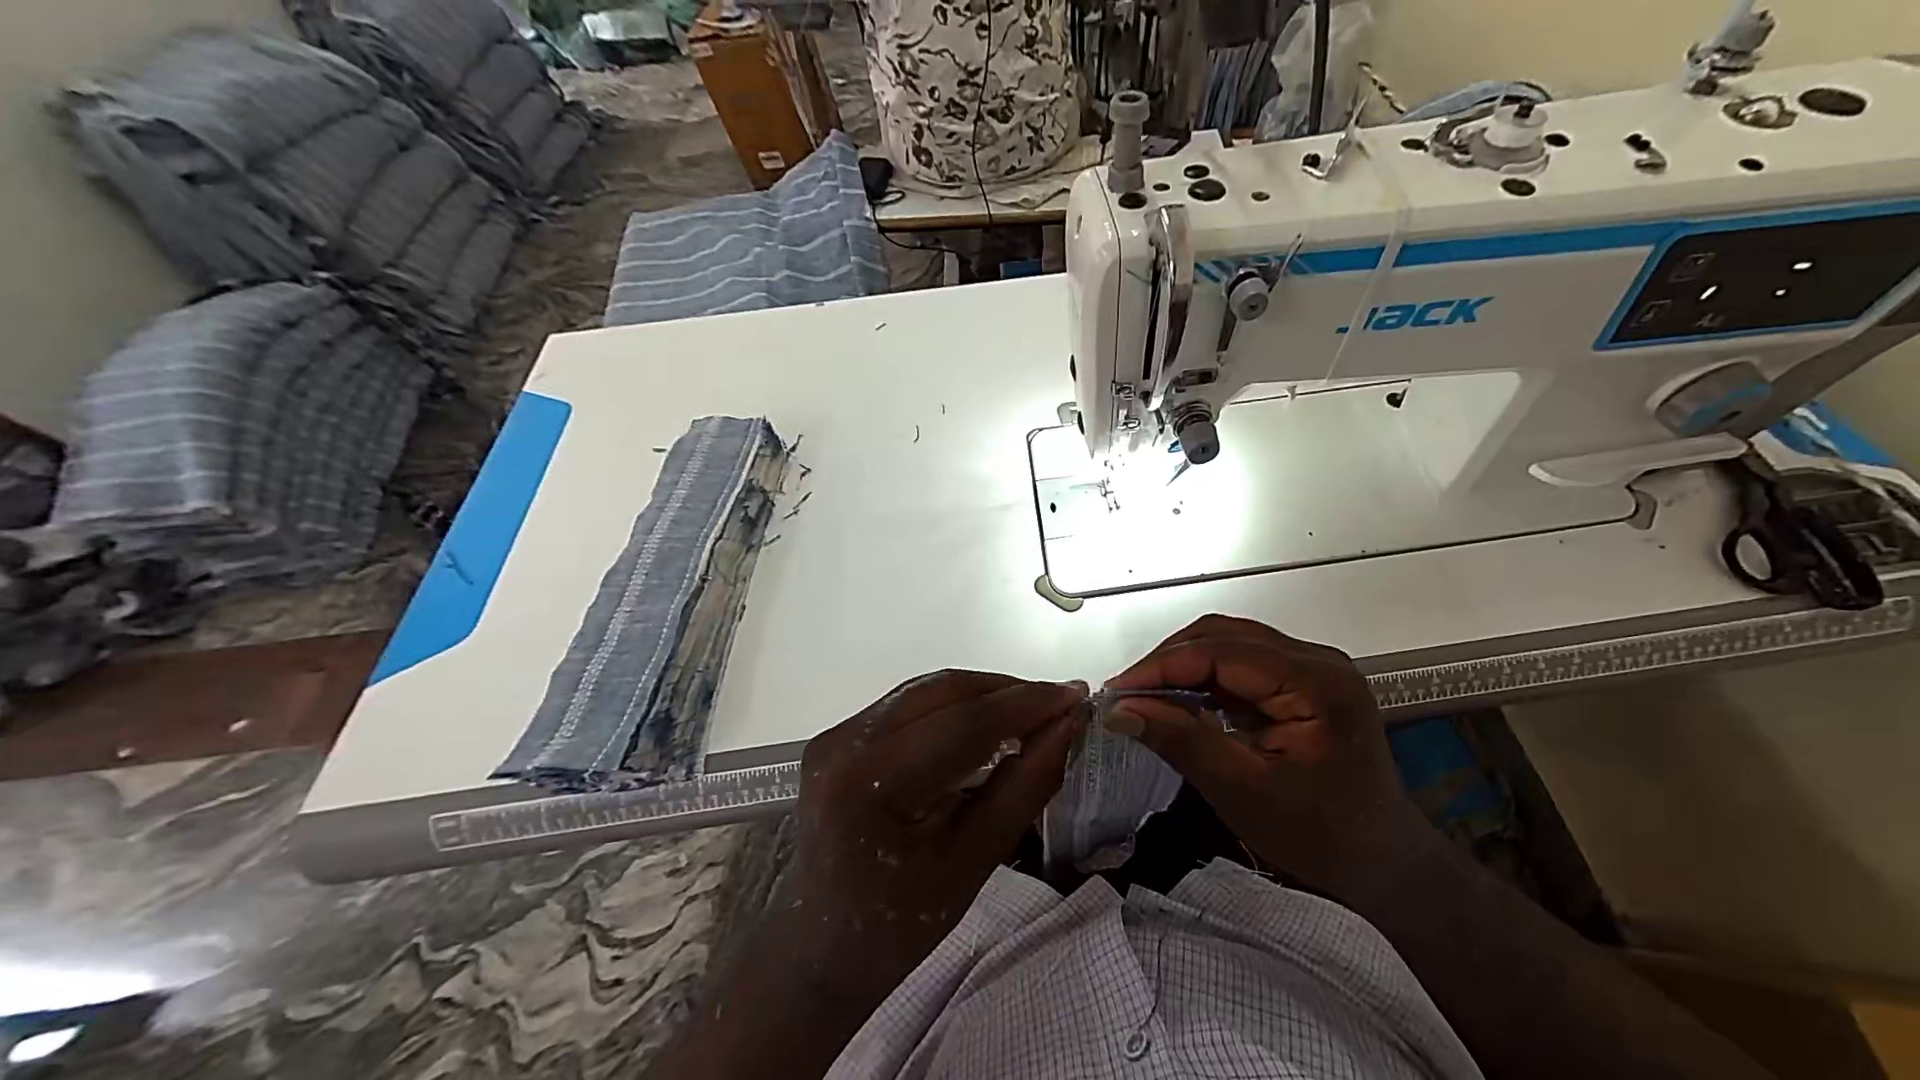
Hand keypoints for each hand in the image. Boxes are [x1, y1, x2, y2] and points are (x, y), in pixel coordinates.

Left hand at [788, 670, 1086, 983]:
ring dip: (981, 697)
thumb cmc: (898, 928)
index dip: (1026, 705)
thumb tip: (1067, 728)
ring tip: (1030, 713)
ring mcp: (835, 738)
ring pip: (925, 693)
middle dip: (1006, 692)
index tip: (1076, 695)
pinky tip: (985, 726)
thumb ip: (1024, 787)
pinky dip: (952, 709)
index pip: (963, 724)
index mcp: (871, 784)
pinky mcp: (838, 739)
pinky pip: (906, 707)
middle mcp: (843, 745)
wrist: (821, 950)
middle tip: (1058, 703)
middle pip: (941, 693)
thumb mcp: (973, 862)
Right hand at [1105, 615, 1426, 887]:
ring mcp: (1310, 670)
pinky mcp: (1299, 684)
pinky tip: (1178, 702)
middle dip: (1168, 661)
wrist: (1382, 865)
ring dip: (1182, 667)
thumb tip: (1122, 711)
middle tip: (1127, 695)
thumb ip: (1182, 742)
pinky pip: (1238, 666)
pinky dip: (1201, 680)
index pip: (1220, 652)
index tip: (1118, 691)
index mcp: (1316, 683)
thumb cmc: (1324, 838)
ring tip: (1145, 697)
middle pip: (1223, 636)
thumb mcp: (1244, 793)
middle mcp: (1317, 662)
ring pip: (1227, 645)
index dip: (1161, 666)